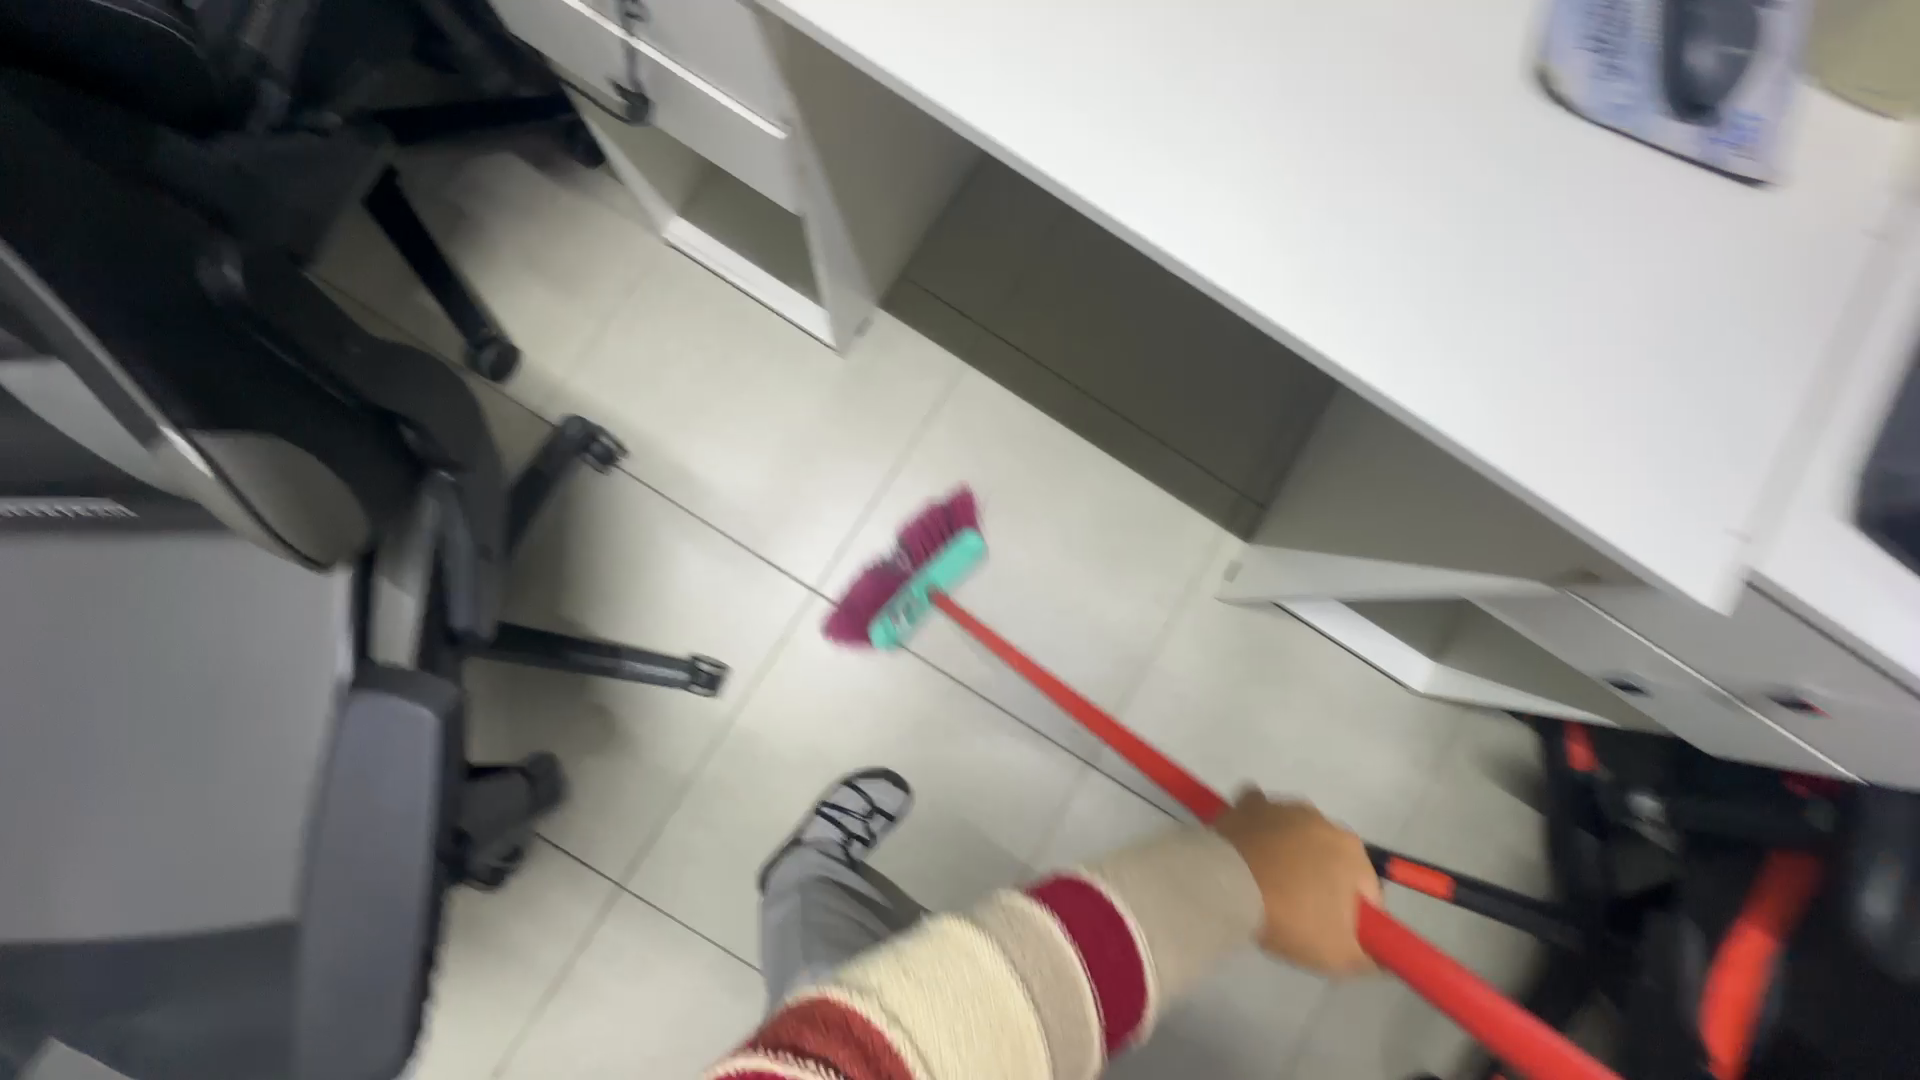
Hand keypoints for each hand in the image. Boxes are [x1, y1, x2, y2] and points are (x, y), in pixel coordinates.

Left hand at [1210, 790, 1381, 976]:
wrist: (1226, 885)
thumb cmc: (1289, 917)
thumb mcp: (1340, 956)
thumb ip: (1369, 956)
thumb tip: (1377, 954)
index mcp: (1351, 850)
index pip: (1365, 890)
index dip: (1352, 917)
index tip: (1329, 933)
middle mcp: (1320, 818)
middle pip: (1328, 857)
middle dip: (1319, 881)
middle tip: (1295, 911)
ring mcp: (1280, 806)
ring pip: (1293, 834)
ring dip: (1287, 852)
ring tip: (1265, 882)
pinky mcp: (1245, 804)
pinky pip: (1257, 813)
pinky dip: (1256, 827)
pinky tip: (1248, 847)